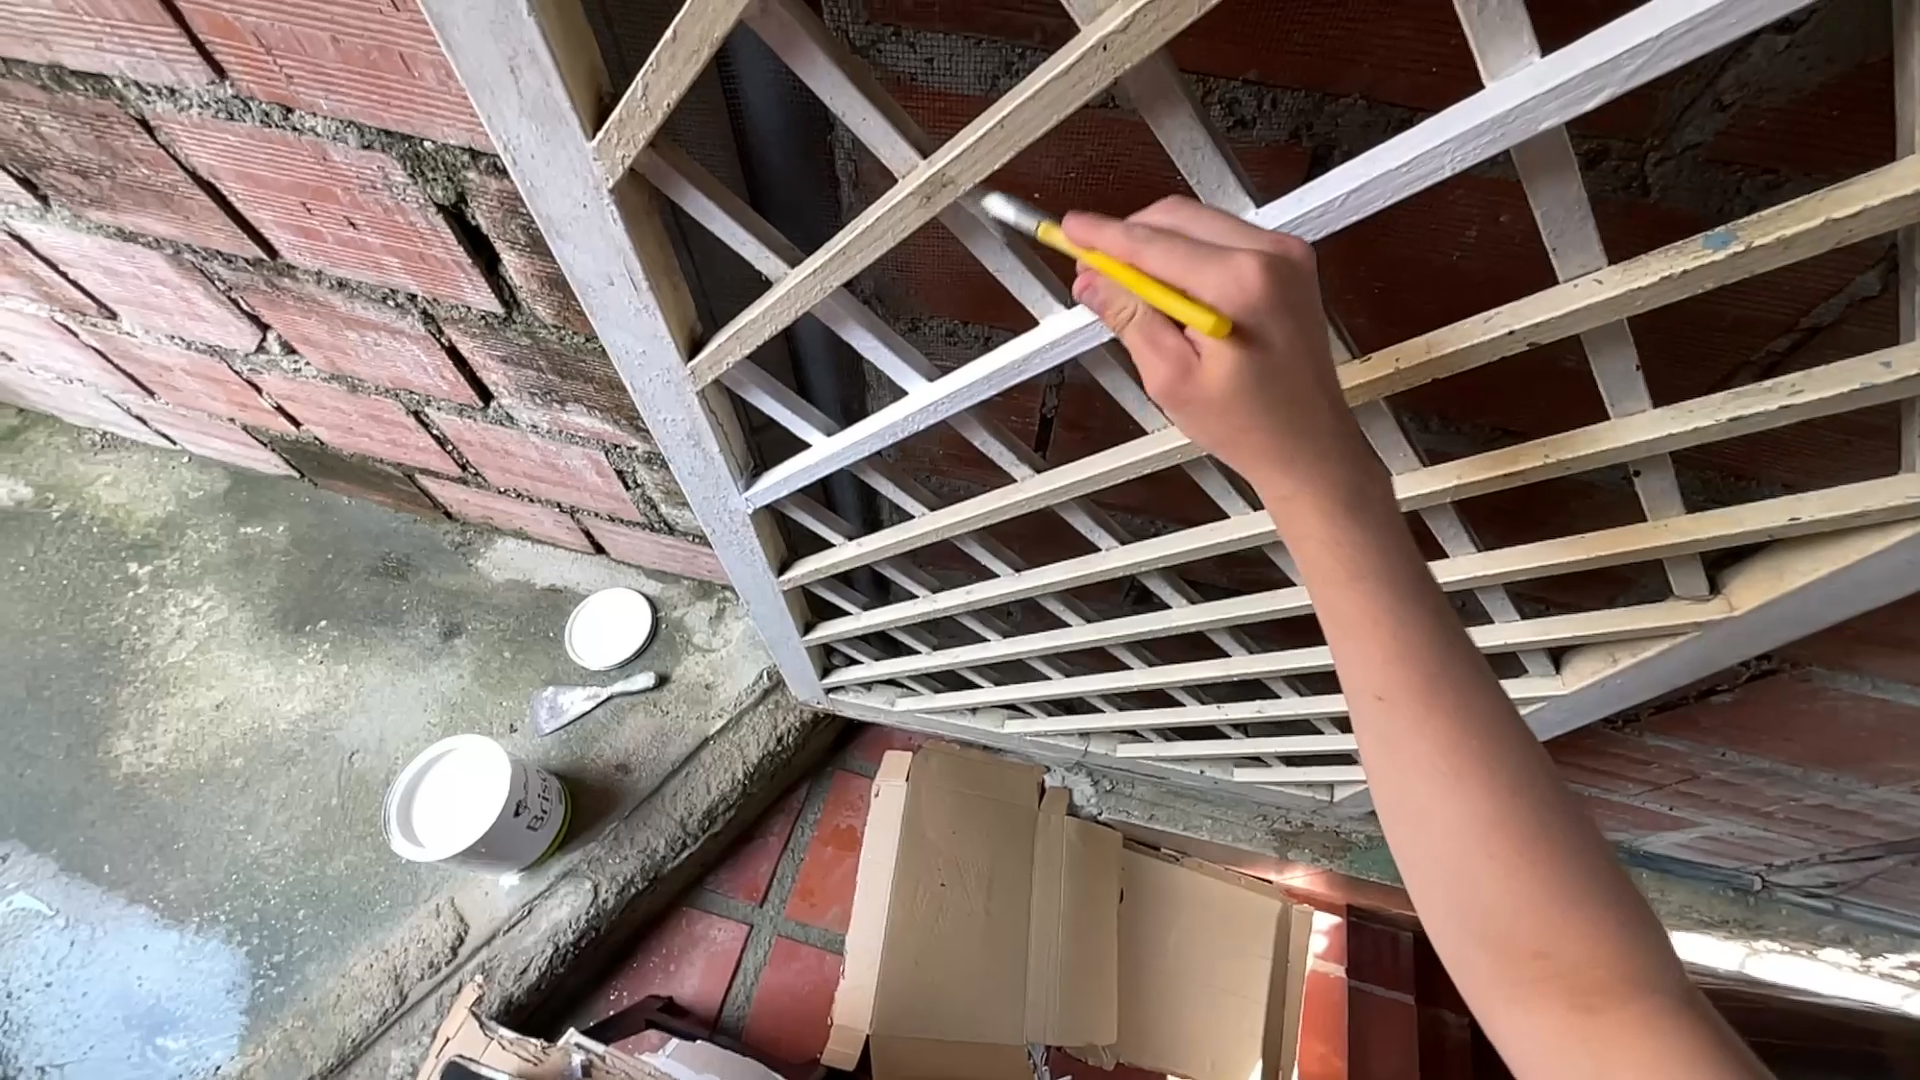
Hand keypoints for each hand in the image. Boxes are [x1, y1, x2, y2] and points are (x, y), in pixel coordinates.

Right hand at [1063, 197, 1376, 497]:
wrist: (1308, 443)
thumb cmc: (1243, 424)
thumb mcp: (1171, 379)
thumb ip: (1131, 319)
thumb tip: (1090, 281)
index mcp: (1241, 282)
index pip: (1153, 242)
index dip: (1103, 236)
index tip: (1068, 229)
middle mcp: (1270, 252)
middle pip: (1177, 218)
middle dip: (1127, 238)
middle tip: (1089, 270)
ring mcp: (1286, 253)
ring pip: (1198, 224)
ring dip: (1154, 246)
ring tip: (1123, 287)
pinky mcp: (1289, 263)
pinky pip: (1222, 240)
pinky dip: (1185, 255)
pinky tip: (1165, 291)